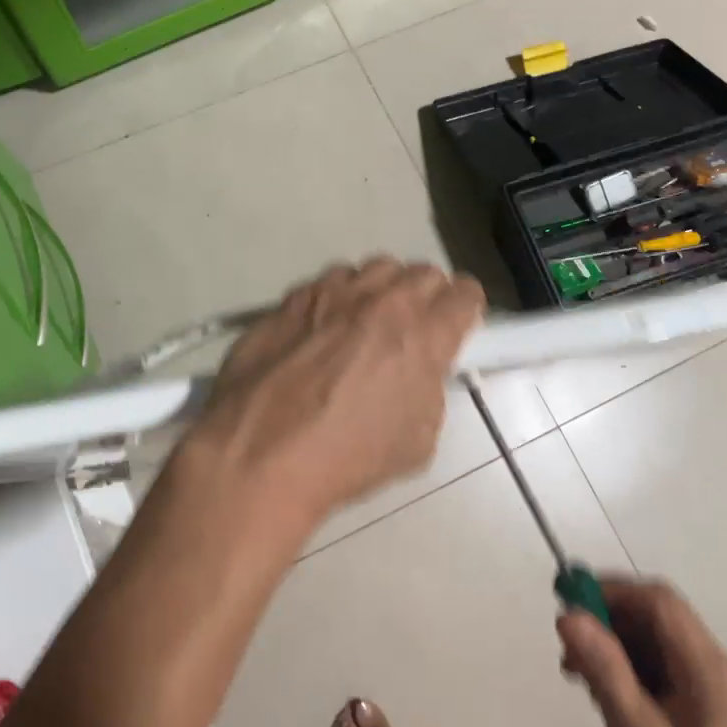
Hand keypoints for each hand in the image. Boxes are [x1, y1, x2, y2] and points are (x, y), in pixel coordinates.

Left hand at [182, 258, 484, 525]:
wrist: (260, 452)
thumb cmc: (348, 457)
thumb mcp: (417, 440)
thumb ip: (429, 387)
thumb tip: (421, 368)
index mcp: (423, 334)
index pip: (465, 293)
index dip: (465, 310)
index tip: (457, 326)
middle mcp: (382, 300)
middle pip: (423, 272)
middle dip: (427, 297)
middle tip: (414, 329)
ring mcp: (332, 292)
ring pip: (374, 269)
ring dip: (381, 291)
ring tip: (366, 324)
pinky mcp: (291, 297)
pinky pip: (327, 282)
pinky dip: (336, 298)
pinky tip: (322, 330)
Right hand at [557, 577, 726, 726]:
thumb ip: (604, 670)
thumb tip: (568, 613)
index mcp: (713, 670)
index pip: (659, 602)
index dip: (611, 590)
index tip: (566, 600)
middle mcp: (726, 671)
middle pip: (660, 622)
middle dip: (609, 624)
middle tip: (567, 649)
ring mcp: (726, 693)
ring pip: (662, 647)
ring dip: (618, 649)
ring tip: (581, 677)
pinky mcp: (720, 713)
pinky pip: (671, 673)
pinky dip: (636, 673)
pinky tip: (610, 696)